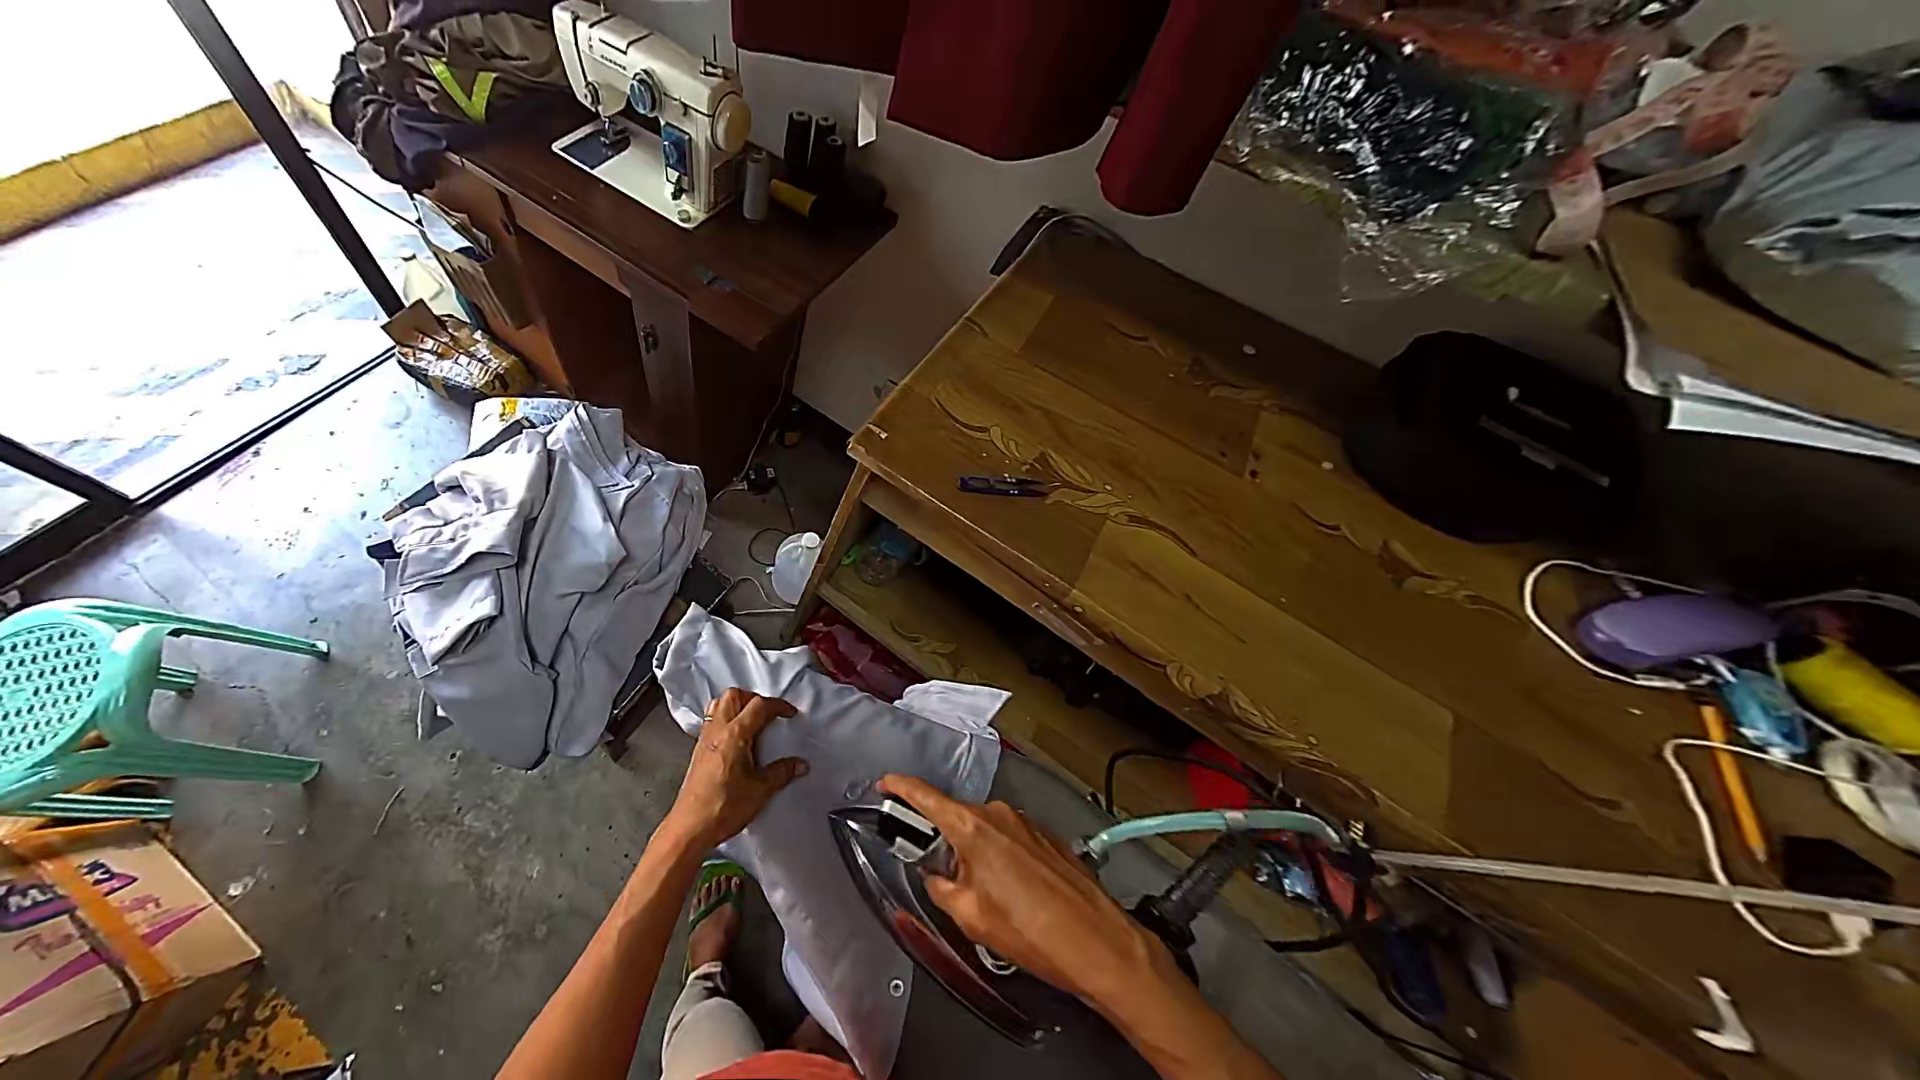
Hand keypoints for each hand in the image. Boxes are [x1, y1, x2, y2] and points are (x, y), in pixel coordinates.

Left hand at [666, 689, 808, 850]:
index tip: (789, 713)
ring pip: (718, 705)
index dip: (778, 705)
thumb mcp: (761, 789)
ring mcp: (705, 741)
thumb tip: (799, 765)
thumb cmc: (721, 808)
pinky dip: (726, 721)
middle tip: (769, 712)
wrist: (690, 829)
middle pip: (734, 696)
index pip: (759, 705)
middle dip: (754, 698)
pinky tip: (737, 739)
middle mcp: (717, 732)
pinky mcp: (698, 753)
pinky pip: (711, 723)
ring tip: (753, 721)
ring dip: (737, 706)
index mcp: (735, 735)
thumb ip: (782, 772)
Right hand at [878, 774, 1171, 1009]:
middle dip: (944, 843)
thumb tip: (936, 876)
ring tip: (987, 898)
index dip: (901, 787)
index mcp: (975, 828)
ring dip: (976, 854)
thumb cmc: (1035, 932)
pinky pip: (1009, 838)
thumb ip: (940, 887)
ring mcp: (1026, 822)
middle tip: (942, 877)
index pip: (927, 797)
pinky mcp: (1045, 835)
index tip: (886, 783)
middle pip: (956, 817)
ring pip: (984, 830)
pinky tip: (1012, 893)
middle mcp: (1001, 815)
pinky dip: (1000, 857)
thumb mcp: (970, 917)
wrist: (1096, 941)